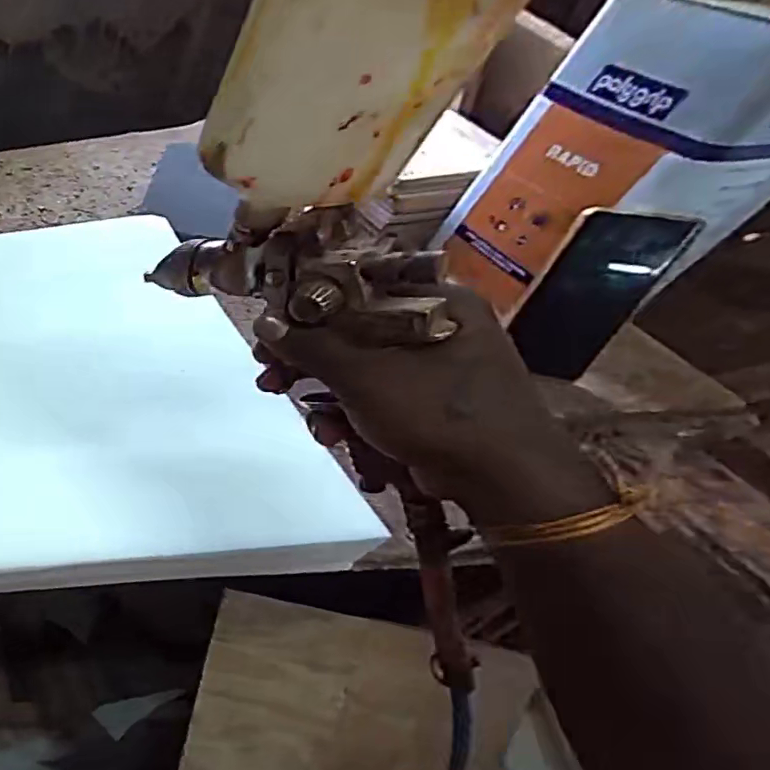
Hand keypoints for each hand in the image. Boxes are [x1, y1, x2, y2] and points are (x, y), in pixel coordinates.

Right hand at [253, 284, 613, 524]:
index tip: (272, 329)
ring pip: (356, 365)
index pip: (356, 287)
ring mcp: (432, 364)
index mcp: (433, 300)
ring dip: (317, 390)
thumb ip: (310, 345)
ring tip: (293, 408)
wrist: (504, 482)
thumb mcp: (363, 375)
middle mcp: (435, 324)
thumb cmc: (437, 412)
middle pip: (349, 329)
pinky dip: (346, 411)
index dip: (305, 306)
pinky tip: (332, 434)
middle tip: (269, 373)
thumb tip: (265, 323)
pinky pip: (373, 392)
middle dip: (303, 357)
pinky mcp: (426, 399)